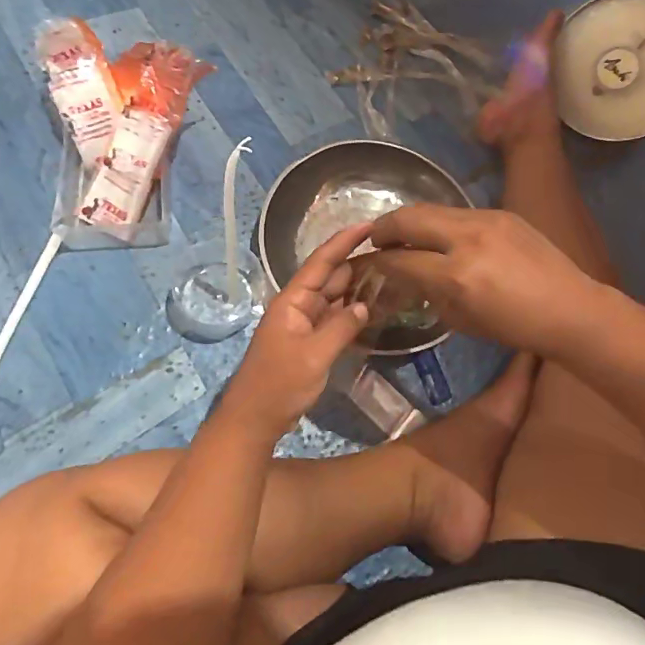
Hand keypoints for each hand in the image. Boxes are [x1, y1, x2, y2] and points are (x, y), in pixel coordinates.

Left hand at [216, 224, 373, 437]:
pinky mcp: (309, 344)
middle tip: (391, 251)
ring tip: (389, 274)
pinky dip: (351, 314)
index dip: (343, 242)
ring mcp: (303, 326)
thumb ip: (341, 328)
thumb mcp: (314, 355)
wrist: (254, 419)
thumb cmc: (279, 384)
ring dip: (357, 288)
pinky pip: (333, 321)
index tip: (368, 225)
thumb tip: (364, 305)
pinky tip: (373, 309)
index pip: (321, 263)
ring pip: (334, 299)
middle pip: (330, 278)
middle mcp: (297, 307)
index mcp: (292, 301)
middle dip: (356, 262)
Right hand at [363, 205, 612, 355]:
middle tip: (374, 239)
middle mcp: (467, 240)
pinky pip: (455, 213)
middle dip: (383, 228)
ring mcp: (485, 221)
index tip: (364, 263)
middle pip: (408, 219)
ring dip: (410, 221)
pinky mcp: (500, 213)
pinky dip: (438, 223)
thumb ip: (424, 291)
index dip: (376, 261)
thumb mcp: (460, 319)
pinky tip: (439, 236)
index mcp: (457, 276)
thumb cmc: (513, 326)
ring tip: (401, 235)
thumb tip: (398, 272)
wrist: (571, 309)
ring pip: (430, 210)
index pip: (400, 260)